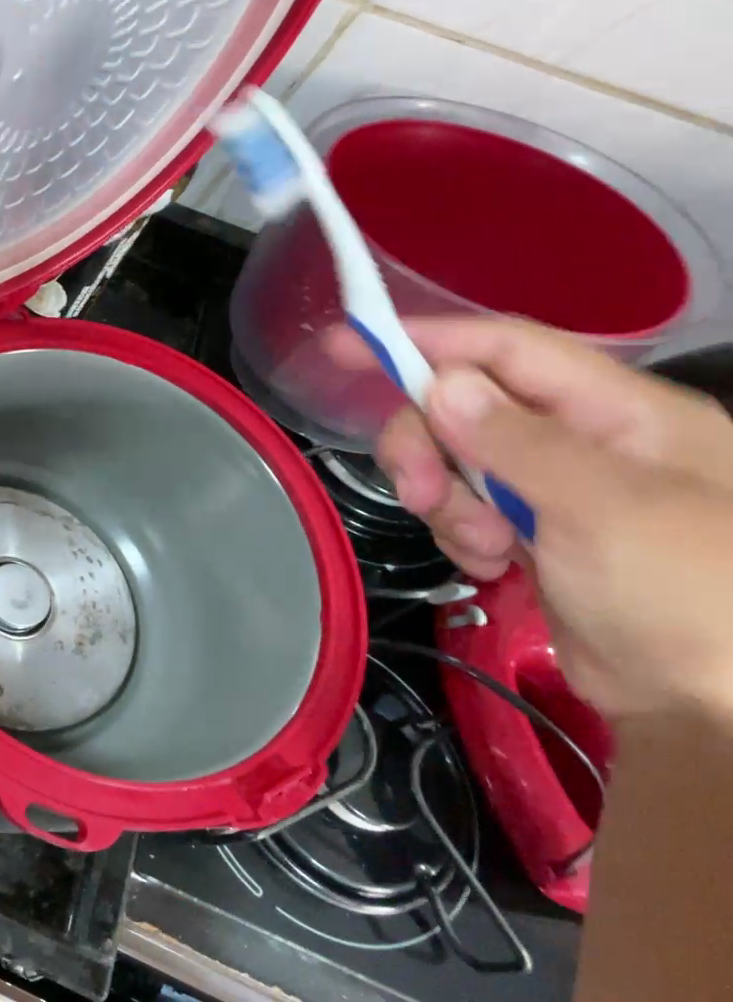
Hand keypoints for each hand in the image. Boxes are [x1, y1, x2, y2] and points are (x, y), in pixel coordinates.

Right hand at [363, 317, 732, 722]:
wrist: (709, 703)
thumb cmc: (684, 593)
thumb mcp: (602, 507)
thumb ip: (515, 440)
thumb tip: (442, 384)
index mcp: (624, 414)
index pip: (509, 350)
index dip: (429, 342)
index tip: (349, 346)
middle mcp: (588, 439)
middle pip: (464, 408)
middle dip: (429, 447)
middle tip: (418, 492)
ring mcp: (559, 488)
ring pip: (455, 462)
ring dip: (446, 502)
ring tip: (481, 549)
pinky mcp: (534, 532)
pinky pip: (463, 509)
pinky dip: (458, 534)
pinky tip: (487, 565)